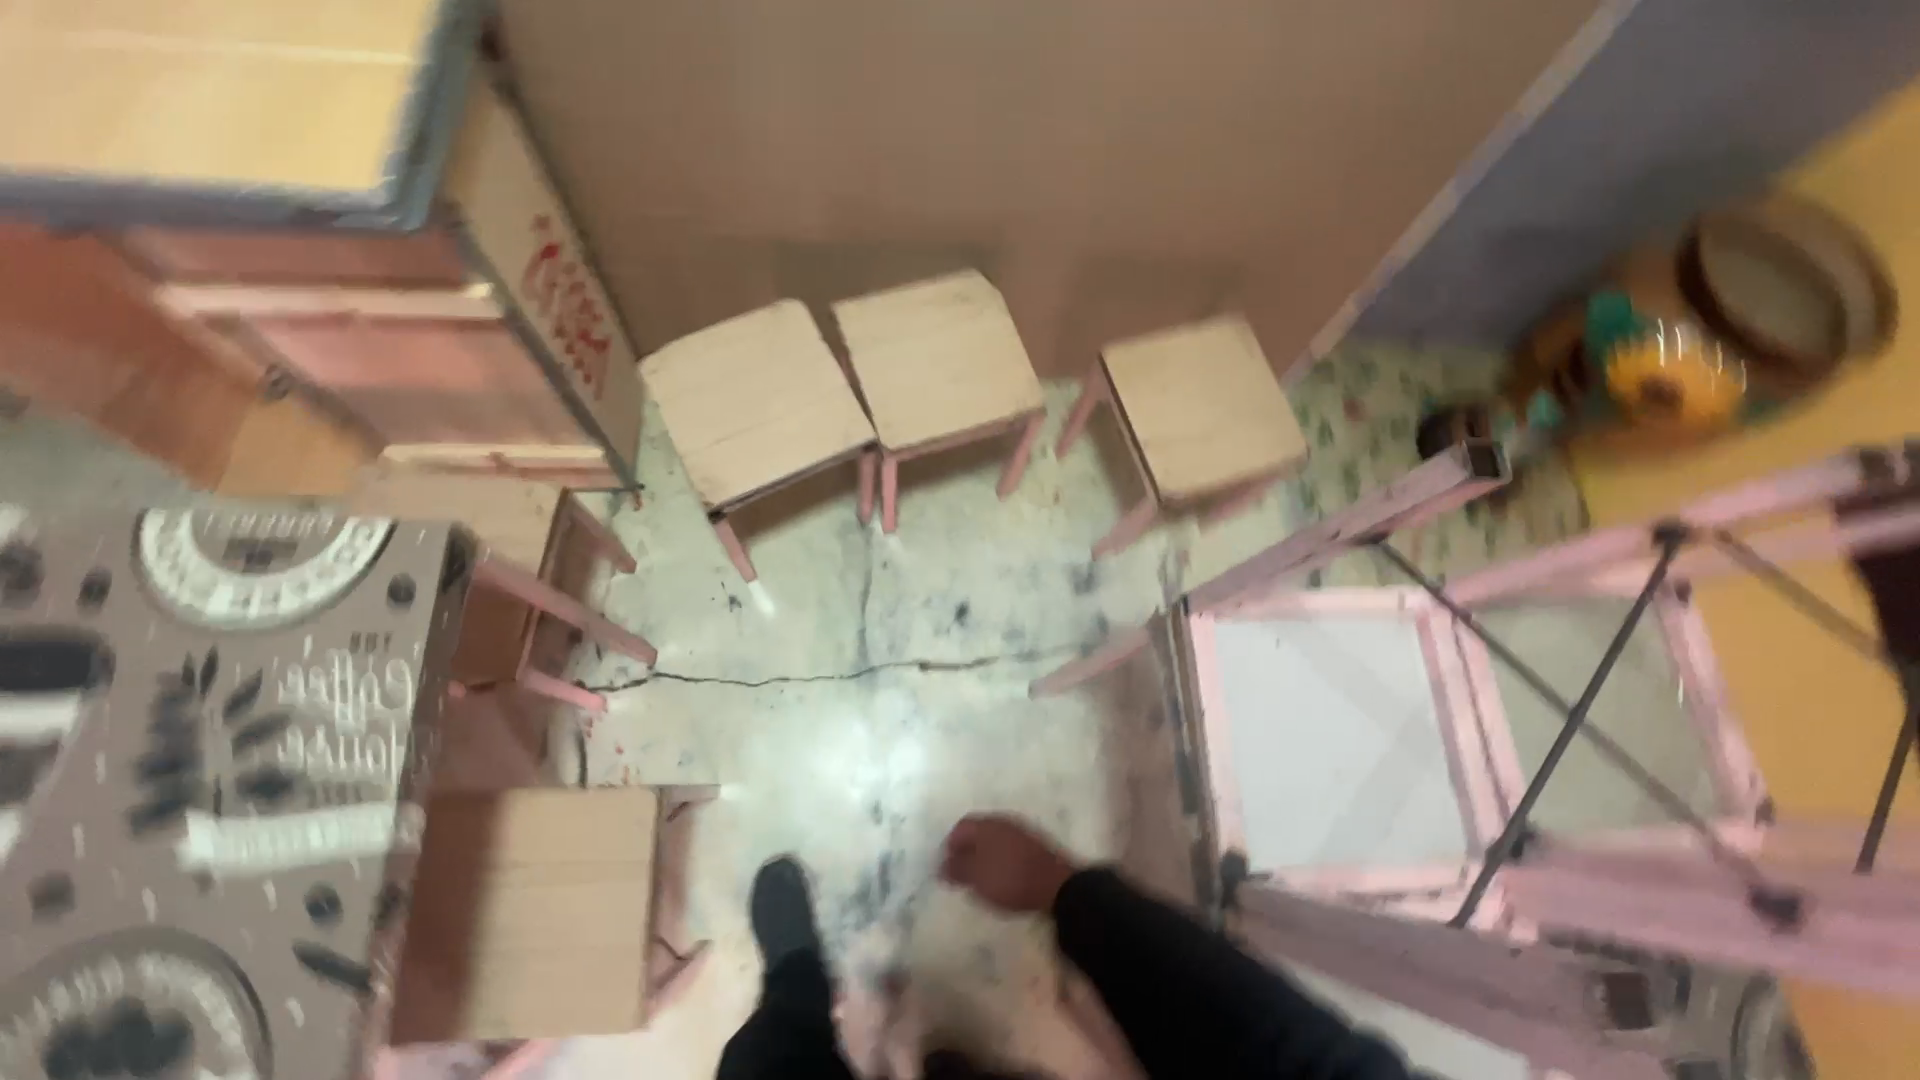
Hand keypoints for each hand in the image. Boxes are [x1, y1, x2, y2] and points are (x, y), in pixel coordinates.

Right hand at [939, 813, 1077, 913]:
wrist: (1058, 886)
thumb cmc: (1010, 879)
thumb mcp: (977, 878)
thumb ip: (957, 869)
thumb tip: (941, 864)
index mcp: (987, 825)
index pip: (961, 827)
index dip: (950, 846)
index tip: (946, 868)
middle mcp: (1004, 822)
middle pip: (978, 831)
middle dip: (967, 851)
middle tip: (961, 874)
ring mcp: (1022, 832)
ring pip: (995, 840)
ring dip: (984, 856)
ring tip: (980, 880)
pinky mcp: (1036, 846)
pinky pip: (1009, 848)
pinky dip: (1000, 860)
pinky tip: (1002, 878)